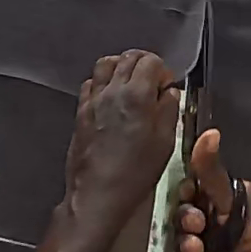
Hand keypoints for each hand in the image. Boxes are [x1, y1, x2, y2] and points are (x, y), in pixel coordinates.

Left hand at [61, 50, 178, 237]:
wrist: (98, 194)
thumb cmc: (136, 173)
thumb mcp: (165, 143)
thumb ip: (169, 110)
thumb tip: (169, 91)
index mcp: (137, 95)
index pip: (150, 61)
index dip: (162, 70)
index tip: (167, 85)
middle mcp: (112, 89)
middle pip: (128, 57)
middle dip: (144, 63)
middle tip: (152, 81)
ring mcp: (93, 98)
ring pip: (105, 63)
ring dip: (121, 67)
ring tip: (130, 84)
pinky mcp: (80, 110)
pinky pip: (90, 82)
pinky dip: (102, 82)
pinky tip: (110, 97)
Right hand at [170, 129, 250, 251]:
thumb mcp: (237, 202)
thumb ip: (213, 172)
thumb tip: (209, 130)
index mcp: (234, 197)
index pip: (199, 185)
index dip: (187, 190)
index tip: (185, 195)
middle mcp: (223, 219)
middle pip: (187, 211)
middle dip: (186, 218)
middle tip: (196, 226)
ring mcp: (216, 247)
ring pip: (184, 237)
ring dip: (184, 243)